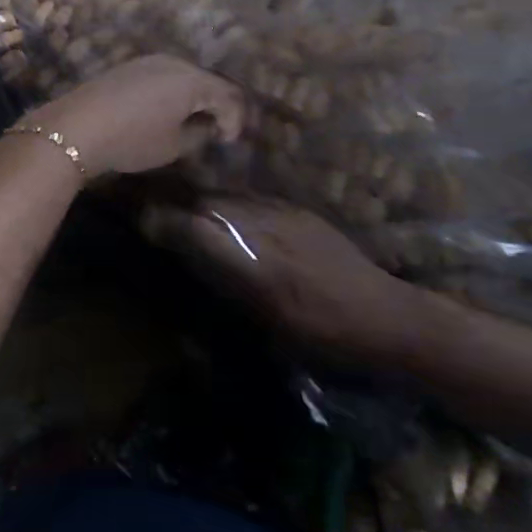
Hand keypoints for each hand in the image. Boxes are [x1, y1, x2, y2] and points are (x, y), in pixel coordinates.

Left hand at [26, 56, 246, 175]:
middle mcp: (172, 62)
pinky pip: (159, 77)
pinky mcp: (125, 68)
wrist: (75, 127)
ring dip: (191, 98)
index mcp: (192, 79)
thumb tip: (208, 125)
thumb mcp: (174, 145)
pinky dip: (169, 93)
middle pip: (205, 81)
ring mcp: (145, 62)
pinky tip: (162, 112)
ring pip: (181, 77)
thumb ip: (199, 133)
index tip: (228, 142)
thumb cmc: (132, 139)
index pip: (228, 96)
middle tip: (215, 130)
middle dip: (215, 106)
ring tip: (189, 122)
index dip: (235, 120)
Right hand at [143, 199, 426, 359]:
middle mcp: (265, 229)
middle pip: (207, 204)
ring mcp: (283, 214)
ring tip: (183, 207)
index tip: (142, 221)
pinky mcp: (297, 211)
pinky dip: (229, 203)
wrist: (390, 317)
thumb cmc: (324, 334)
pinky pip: (251, 198)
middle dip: (176, 205)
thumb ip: (226, 284)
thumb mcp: (268, 321)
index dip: (162, 221)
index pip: (195, 227)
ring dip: (200, 201)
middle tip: (154, 211)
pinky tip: (225, 211)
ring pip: (228, 197)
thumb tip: (189, 261)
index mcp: (255, 262)